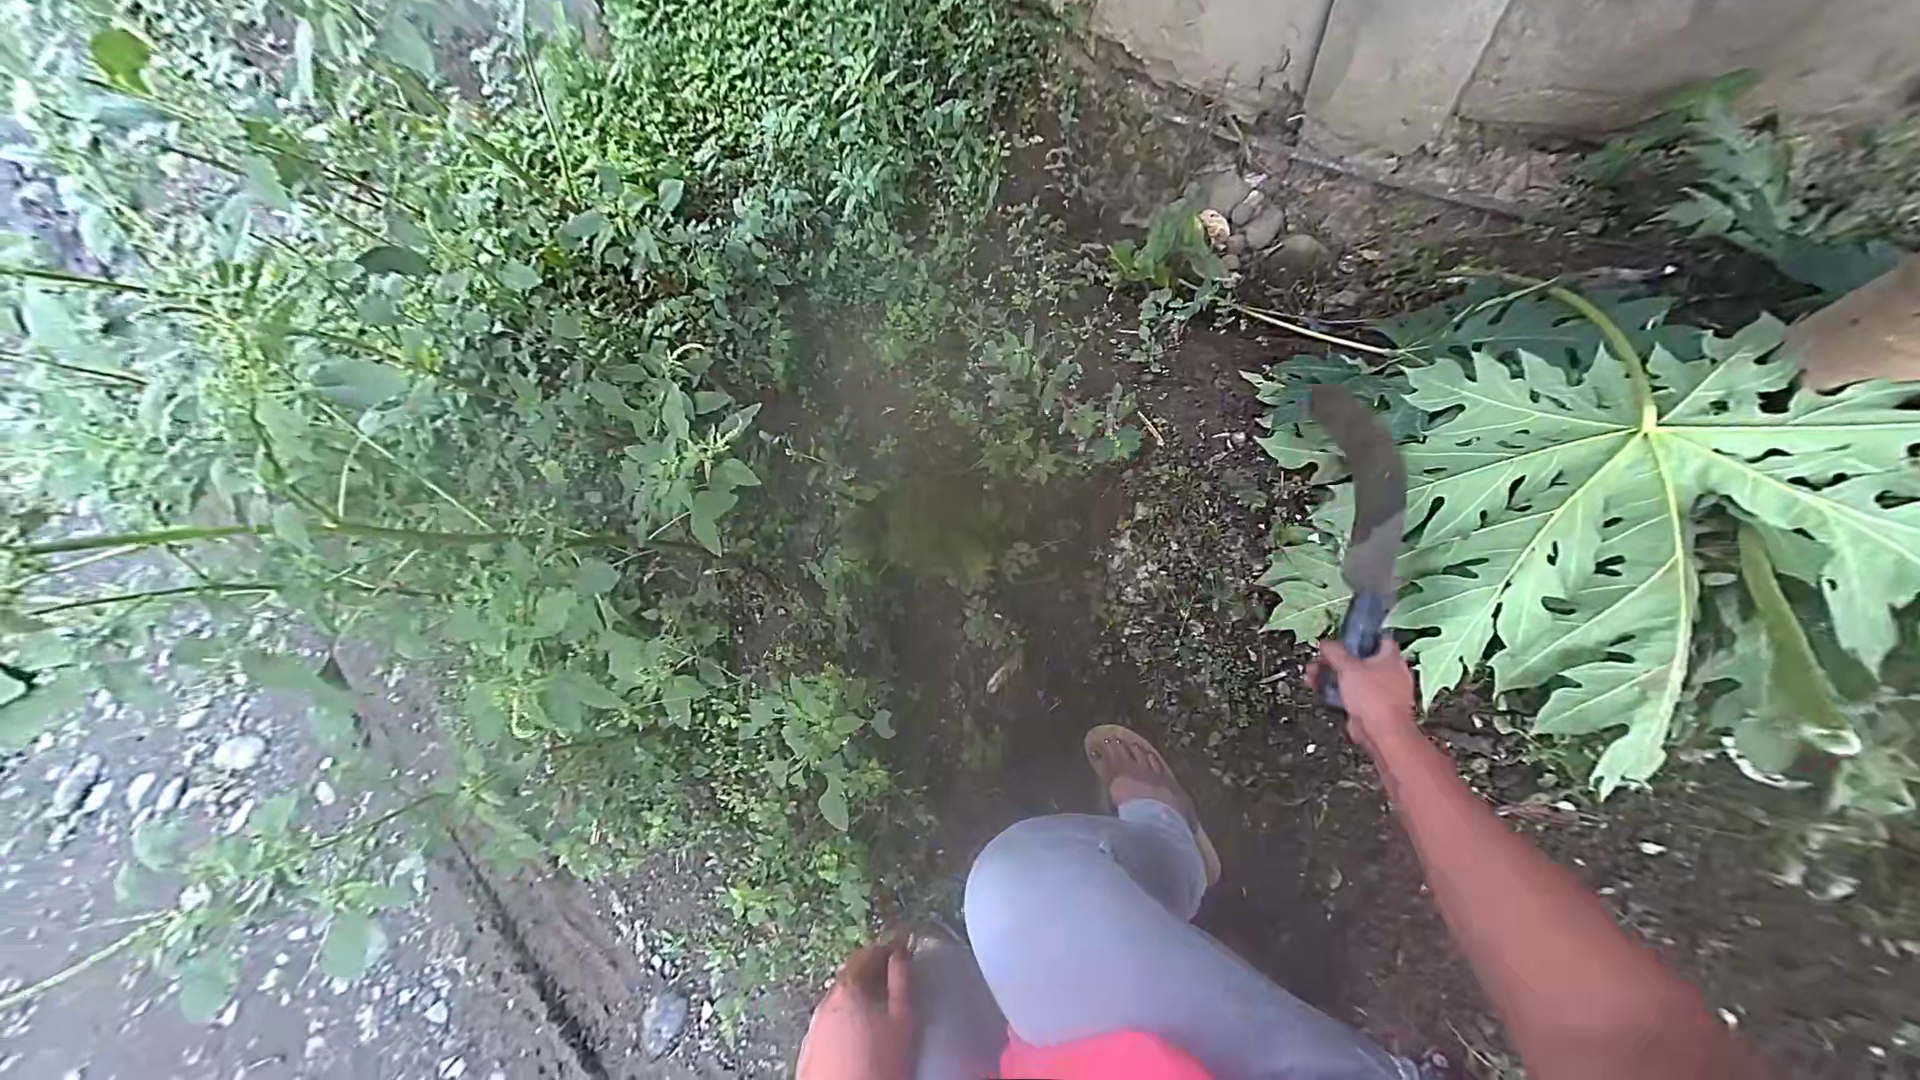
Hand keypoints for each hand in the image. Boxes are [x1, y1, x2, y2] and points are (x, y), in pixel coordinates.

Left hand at [797, 937, 914, 1079]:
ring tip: (876, 1010)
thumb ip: (901, 980)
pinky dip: (844, 1020)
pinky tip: (856, 1036)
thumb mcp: (902, 1020)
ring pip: (839, 999)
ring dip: (857, 997)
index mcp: (849, 987)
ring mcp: (814, 1026)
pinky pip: (829, 1023)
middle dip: (872, 972)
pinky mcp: (808, 1051)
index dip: (887, 949)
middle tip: (892, 979)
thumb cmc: (880, 1064)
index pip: (868, 953)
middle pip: (851, 975)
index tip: (902, 951)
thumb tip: (901, 952)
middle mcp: (826, 1000)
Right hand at [1307, 638, 1417, 755]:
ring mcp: (1380, 691)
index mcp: (1391, 659)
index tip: (1342, 640)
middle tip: (1318, 662)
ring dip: (1330, 676)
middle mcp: (1389, 673)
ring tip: (1312, 678)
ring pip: (1351, 677)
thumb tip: (1325, 643)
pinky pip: (1350, 693)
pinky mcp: (1370, 706)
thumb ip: (1334, 651)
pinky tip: (1320, 692)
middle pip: (1358, 660)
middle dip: (1334, 660)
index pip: (1379, 640)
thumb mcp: (1348, 666)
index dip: (1360, 638)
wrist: (1381, 732)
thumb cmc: (1371, 696)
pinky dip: (1336, 692)